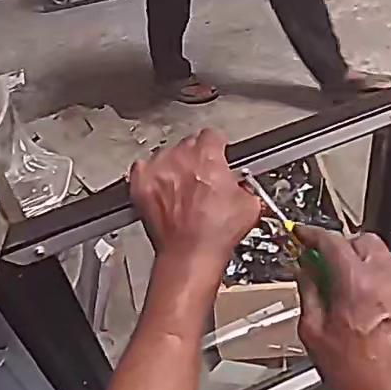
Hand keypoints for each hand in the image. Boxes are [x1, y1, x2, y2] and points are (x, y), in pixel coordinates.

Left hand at [128, 129, 261, 264]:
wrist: (190, 254)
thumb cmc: (215, 233)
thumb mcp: (249, 205)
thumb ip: (245, 185)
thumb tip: (242, 185)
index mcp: (208, 156)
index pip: (212, 135)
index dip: (217, 146)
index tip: (218, 154)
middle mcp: (180, 157)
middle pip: (188, 144)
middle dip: (196, 158)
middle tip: (202, 179)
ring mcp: (158, 169)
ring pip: (166, 156)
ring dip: (174, 167)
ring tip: (181, 189)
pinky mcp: (141, 184)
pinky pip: (143, 168)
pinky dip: (152, 176)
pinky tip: (161, 188)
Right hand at [294, 227, 390, 389]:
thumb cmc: (358, 381)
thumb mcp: (315, 335)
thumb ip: (309, 294)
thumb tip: (305, 273)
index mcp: (359, 286)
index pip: (333, 241)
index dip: (313, 234)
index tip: (304, 235)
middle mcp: (389, 284)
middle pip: (366, 242)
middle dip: (344, 248)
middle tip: (327, 266)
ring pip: (385, 263)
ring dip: (364, 269)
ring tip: (347, 297)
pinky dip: (382, 291)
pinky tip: (370, 316)